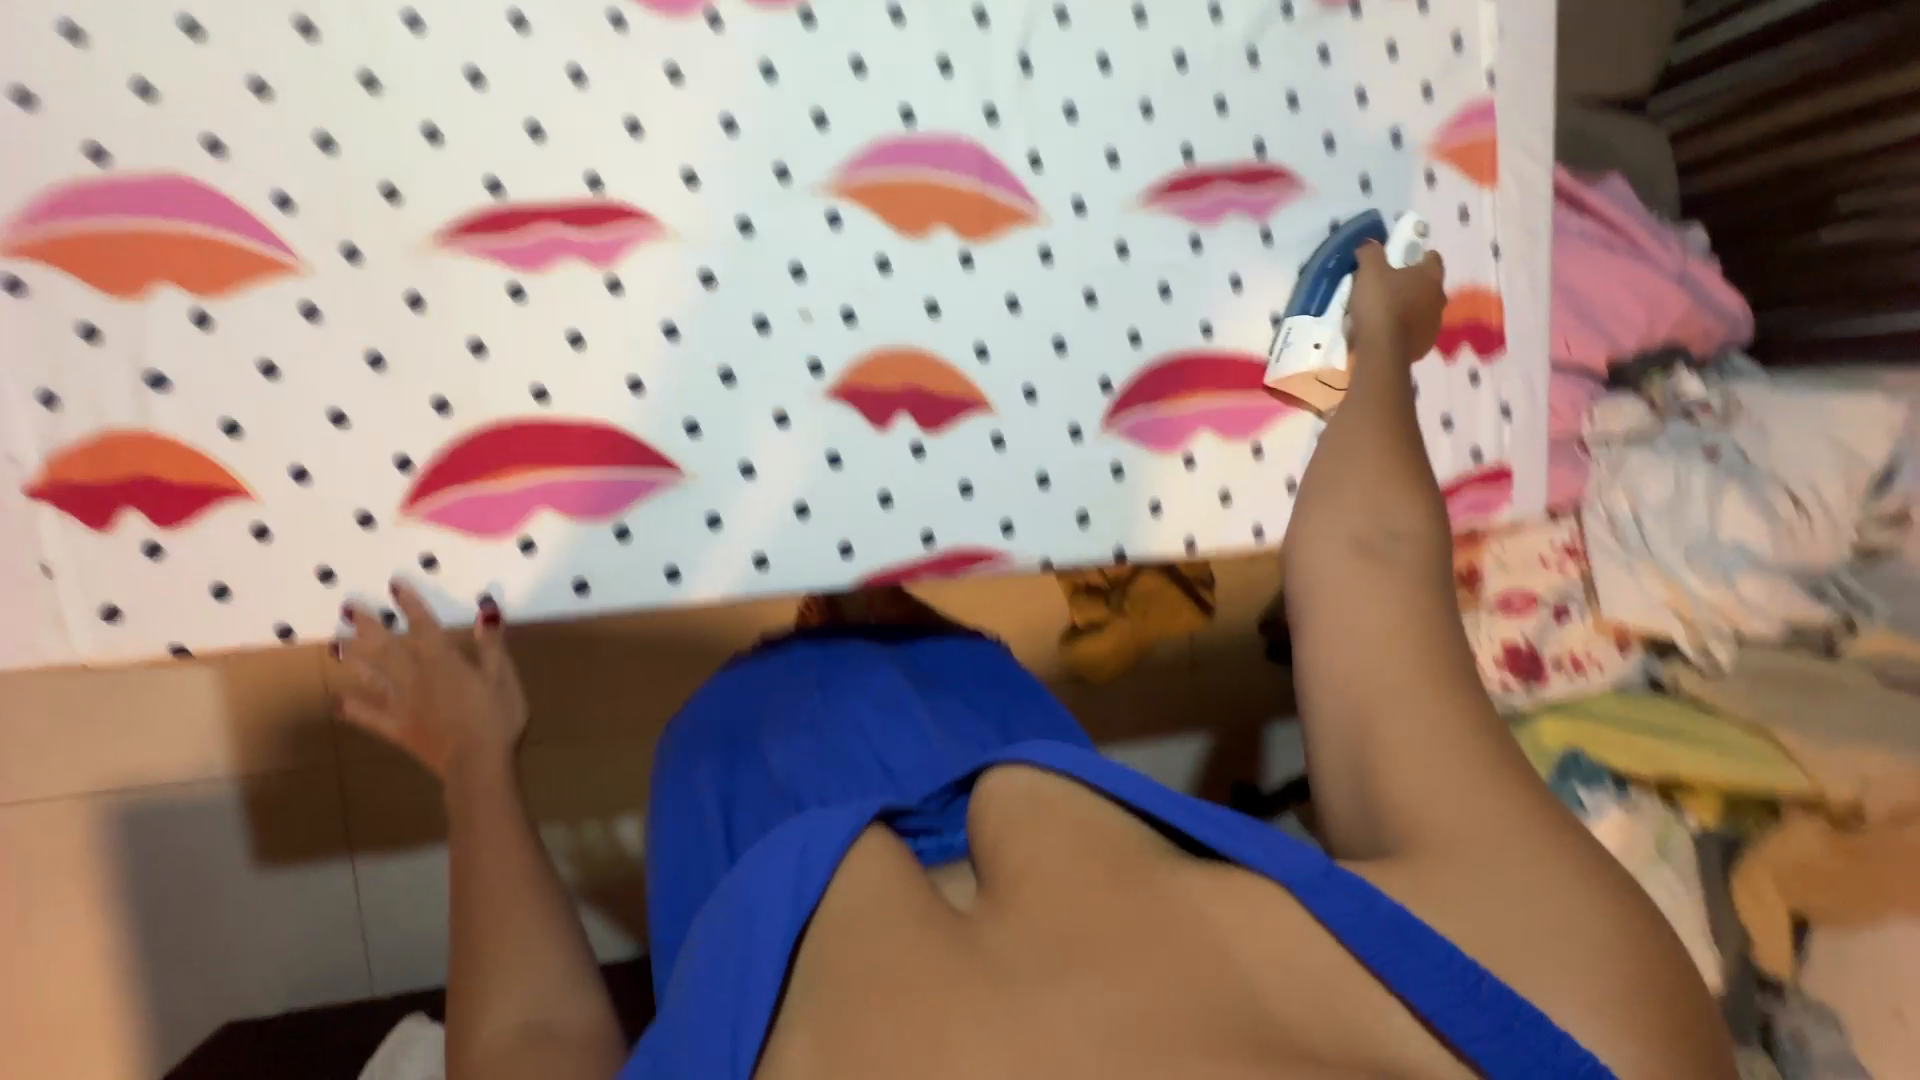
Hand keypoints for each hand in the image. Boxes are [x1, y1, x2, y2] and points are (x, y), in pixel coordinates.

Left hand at [330, 581, 526, 781]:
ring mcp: (402, 704)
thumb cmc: (497, 717)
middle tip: (348, 608)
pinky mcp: (398, 729)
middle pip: (387, 648)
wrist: (476, 763)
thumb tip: (486, 608)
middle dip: (369, 626)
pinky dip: (354, 709)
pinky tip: (339, 702)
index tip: (395, 585)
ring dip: (354, 660)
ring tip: (336, 644)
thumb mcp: (503, 677)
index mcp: (443, 662)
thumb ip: (491, 644)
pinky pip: (371, 717)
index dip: (410, 605)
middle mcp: (416, 678)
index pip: (424, 627)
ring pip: (373, 677)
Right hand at [1348, 241, 1446, 367]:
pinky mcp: (1425, 344)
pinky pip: (1417, 332)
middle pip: (1430, 285)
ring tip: (1389, 315)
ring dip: (1412, 309)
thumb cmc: (1379, 305)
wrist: (1382, 350)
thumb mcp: (1369, 272)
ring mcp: (1435, 323)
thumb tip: (1369, 243)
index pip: (1432, 258)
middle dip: (1415, 285)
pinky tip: (1390, 334)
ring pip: (1424, 310)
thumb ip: (1370, 253)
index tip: (1405, 260)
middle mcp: (1439, 297)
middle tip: (1393, 288)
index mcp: (1430, 275)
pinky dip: (1407, 331)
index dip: (1419, 256)